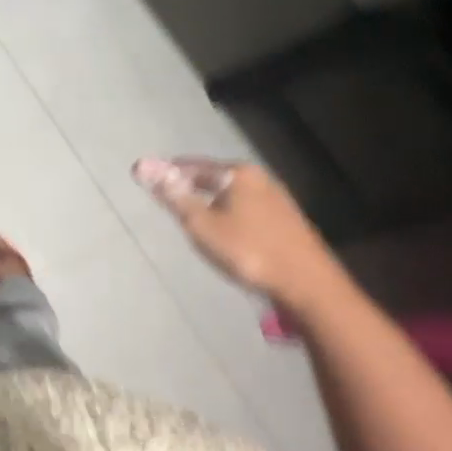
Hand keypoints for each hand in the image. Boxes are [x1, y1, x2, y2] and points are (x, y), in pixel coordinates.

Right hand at [132, 157, 347, 310]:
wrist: (309, 286)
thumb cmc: (249, 251)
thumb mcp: (201, 224)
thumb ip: (172, 195)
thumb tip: (141, 164)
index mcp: (237, 173)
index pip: (189, 165)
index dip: (165, 174)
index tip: (145, 184)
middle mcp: (258, 177)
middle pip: (212, 177)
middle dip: (188, 187)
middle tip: (167, 204)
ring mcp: (276, 198)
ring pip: (229, 193)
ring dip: (208, 202)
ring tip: (192, 220)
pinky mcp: (286, 219)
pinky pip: (245, 206)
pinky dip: (227, 213)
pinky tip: (223, 232)